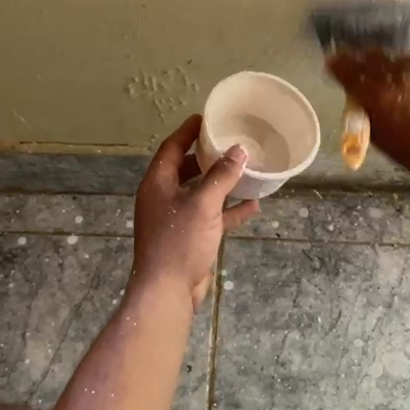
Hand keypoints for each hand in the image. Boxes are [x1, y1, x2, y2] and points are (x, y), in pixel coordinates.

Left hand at [132, 115, 258, 306]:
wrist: (167, 292)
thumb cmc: (178, 242)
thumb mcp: (203, 204)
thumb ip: (221, 176)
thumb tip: (239, 150)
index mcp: (158, 184)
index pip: (172, 148)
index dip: (187, 132)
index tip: (205, 118)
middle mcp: (163, 198)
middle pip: (185, 169)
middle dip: (206, 156)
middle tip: (228, 142)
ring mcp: (176, 219)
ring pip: (200, 193)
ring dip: (221, 183)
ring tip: (243, 169)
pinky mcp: (190, 238)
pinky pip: (211, 216)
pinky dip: (229, 210)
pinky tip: (252, 206)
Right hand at [324, 51, 409, 175]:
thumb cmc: (406, 149)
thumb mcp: (375, 131)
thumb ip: (363, 107)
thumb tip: (354, 91)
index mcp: (376, 96)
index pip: (349, 71)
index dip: (337, 64)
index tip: (331, 61)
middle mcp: (395, 77)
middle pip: (369, 57)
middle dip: (357, 58)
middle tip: (351, 59)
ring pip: (391, 56)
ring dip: (379, 60)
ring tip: (375, 64)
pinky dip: (401, 66)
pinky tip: (400, 73)